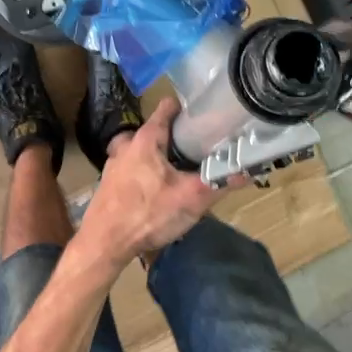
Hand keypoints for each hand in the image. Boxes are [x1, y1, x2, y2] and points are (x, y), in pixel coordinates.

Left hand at [75, 98, 222, 263]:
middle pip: (158, 131)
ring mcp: (114, 162)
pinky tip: (157, 194)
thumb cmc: (147, 215)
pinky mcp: (109, 181)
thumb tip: (247, 170)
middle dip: (177, 140)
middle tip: (198, 154)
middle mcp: (127, 143)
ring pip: (144, 151)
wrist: (103, 244)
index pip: (168, 106)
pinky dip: (146, 174)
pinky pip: (133, 169)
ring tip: (180, 175)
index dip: (188, 109)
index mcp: (147, 138)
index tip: (205, 119)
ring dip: (160, 158)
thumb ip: (219, 182)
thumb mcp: (191, 199)